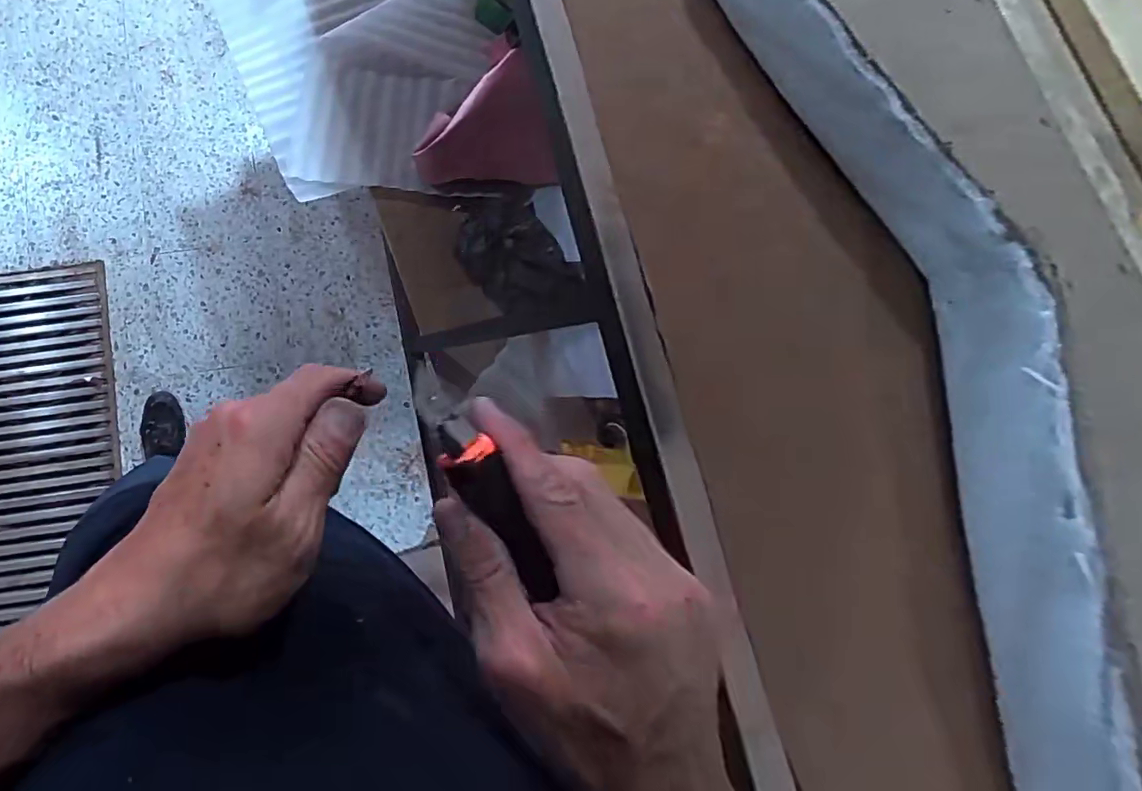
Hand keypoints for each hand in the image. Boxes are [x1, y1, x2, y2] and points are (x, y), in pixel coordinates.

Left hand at [80, 365, 386, 648]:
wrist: (139, 599)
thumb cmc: (227, 571)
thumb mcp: (295, 524)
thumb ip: (324, 457)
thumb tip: (348, 406)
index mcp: (259, 424)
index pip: (315, 379)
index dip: (351, 381)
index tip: (378, 397)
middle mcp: (230, 414)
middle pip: (293, 399)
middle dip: (326, 423)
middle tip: (337, 482)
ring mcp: (207, 434)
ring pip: (272, 421)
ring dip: (299, 443)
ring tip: (303, 501)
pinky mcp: (194, 455)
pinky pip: (249, 437)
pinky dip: (273, 453)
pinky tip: (267, 500)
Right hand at [435, 399, 729, 790]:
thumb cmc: (577, 734)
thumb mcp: (509, 662)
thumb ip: (482, 573)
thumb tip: (453, 502)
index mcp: (614, 595)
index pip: (557, 493)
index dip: (515, 443)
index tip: (482, 407)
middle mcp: (660, 574)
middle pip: (584, 484)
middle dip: (530, 463)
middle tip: (482, 467)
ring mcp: (682, 579)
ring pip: (606, 498)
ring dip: (555, 488)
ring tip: (513, 504)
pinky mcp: (689, 587)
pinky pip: (623, 525)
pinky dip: (582, 514)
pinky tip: (557, 537)